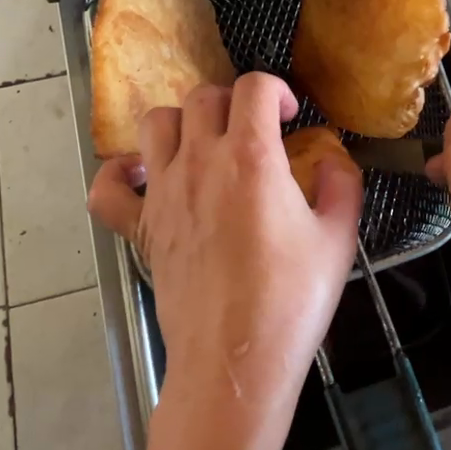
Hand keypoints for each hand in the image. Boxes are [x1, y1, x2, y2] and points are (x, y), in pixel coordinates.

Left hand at [88, 72, 363, 449]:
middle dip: (233, 102)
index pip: (253, 86)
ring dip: (182, 122)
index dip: (276, 89)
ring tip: (205, 145)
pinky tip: (142, 176)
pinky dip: (120, 173)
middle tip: (254, 131)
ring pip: (155, 122)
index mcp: (251, 155)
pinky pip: (108, 187)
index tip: (289, 116)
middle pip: (203, 96)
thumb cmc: (290, 300)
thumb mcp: (338, 237)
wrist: (235, 363)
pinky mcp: (139, 227)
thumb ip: (342, 183)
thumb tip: (333, 159)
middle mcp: (200, 161)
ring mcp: (163, 192)